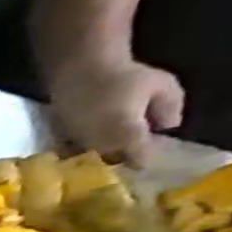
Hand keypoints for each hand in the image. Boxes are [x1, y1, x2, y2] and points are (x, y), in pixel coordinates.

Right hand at [47, 54, 184, 166]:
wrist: (80, 71)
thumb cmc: (125, 77)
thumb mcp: (163, 86)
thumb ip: (170, 108)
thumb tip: (166, 126)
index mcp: (127, 134)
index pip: (139, 158)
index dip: (145, 159)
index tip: (149, 157)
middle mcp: (99, 143)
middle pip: (113, 160)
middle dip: (121, 157)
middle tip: (130, 149)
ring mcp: (77, 142)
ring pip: (92, 156)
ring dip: (101, 153)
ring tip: (109, 144)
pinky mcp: (61, 137)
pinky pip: (73, 150)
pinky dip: (81, 148)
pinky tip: (88, 139)